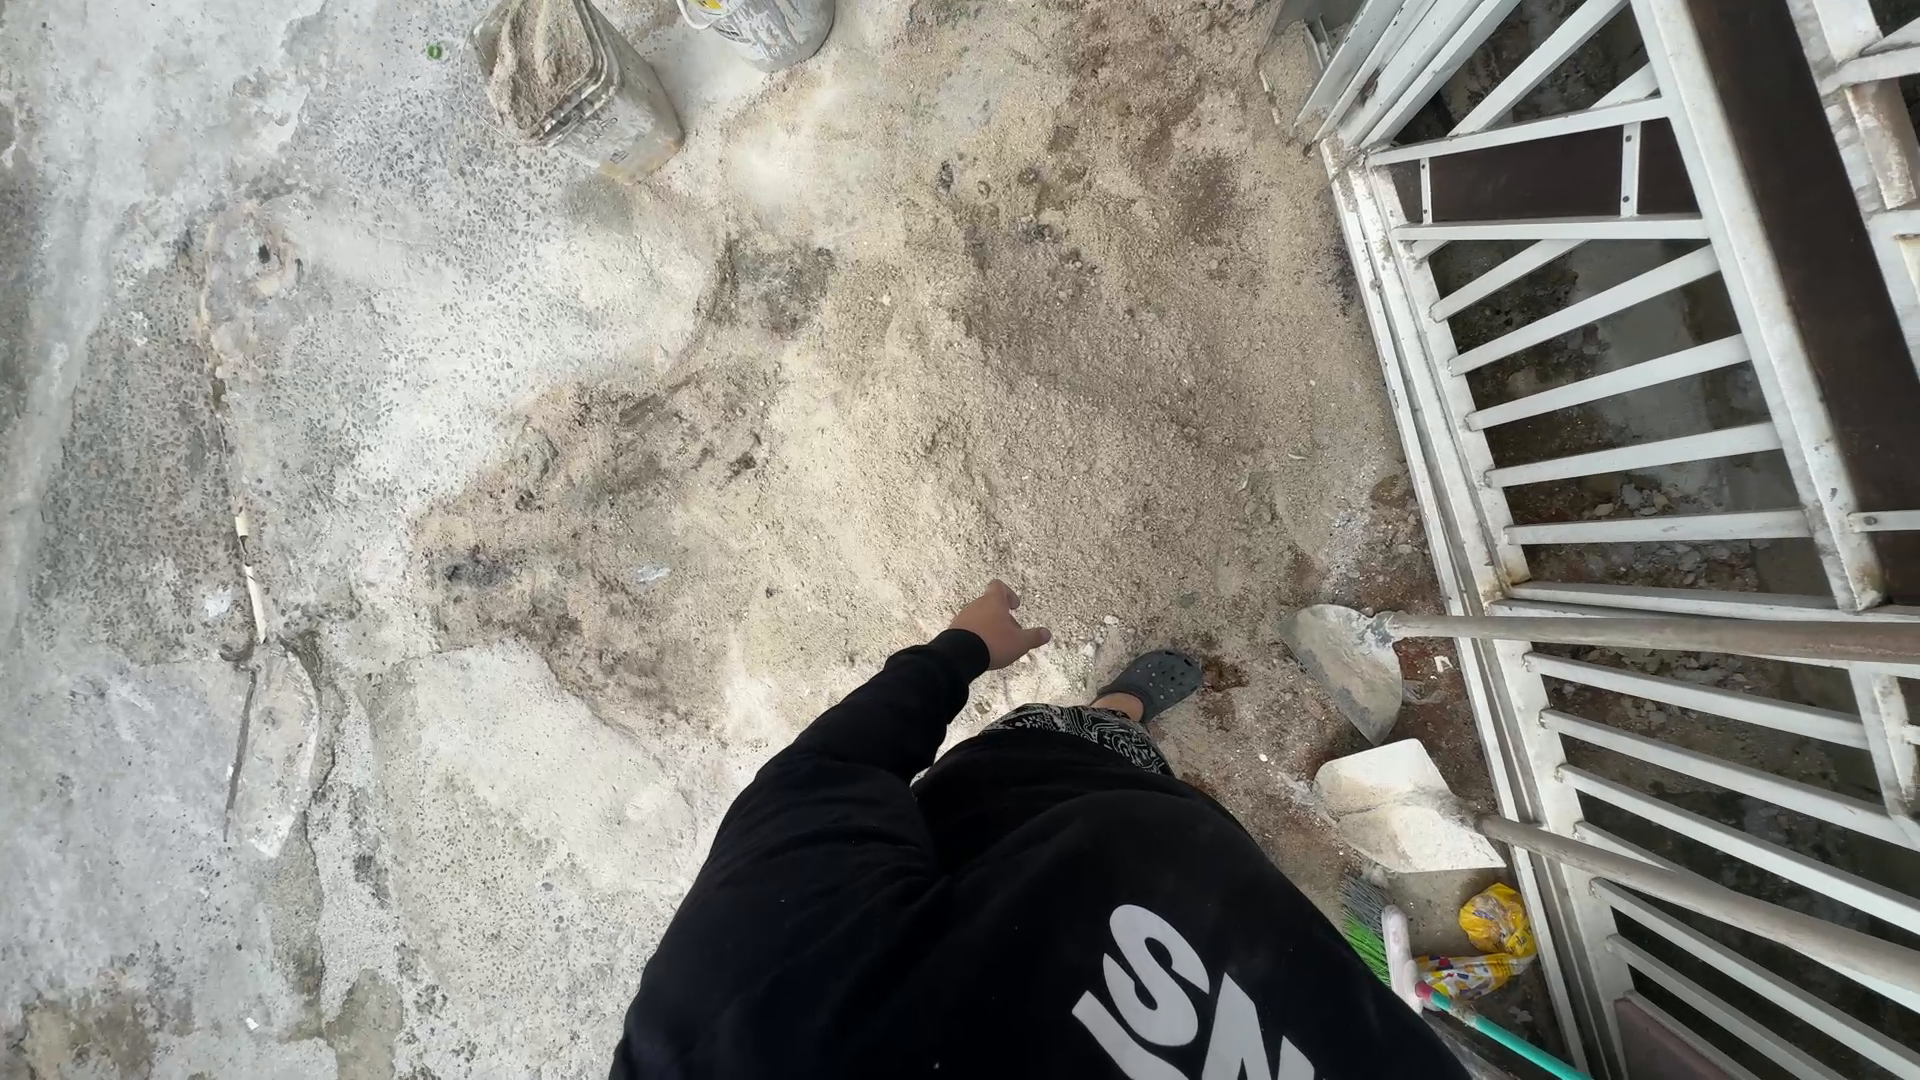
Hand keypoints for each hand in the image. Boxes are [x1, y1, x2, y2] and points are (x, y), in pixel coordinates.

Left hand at [948, 580, 1051, 669]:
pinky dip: (977, 634)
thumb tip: (1046, 633)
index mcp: (993, 601)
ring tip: (997, 643)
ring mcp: (964, 617)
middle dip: (1001, 615)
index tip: (1014, 605)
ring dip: (988, 626)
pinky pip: (968, 628)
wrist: (960, 655)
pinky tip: (982, 649)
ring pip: (979, 616)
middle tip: (1010, 630)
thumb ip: (1034, 637)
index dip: (1008, 593)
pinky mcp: (954, 630)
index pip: (999, 586)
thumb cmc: (992, 642)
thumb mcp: (1020, 642)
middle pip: (989, 603)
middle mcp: (977, 605)